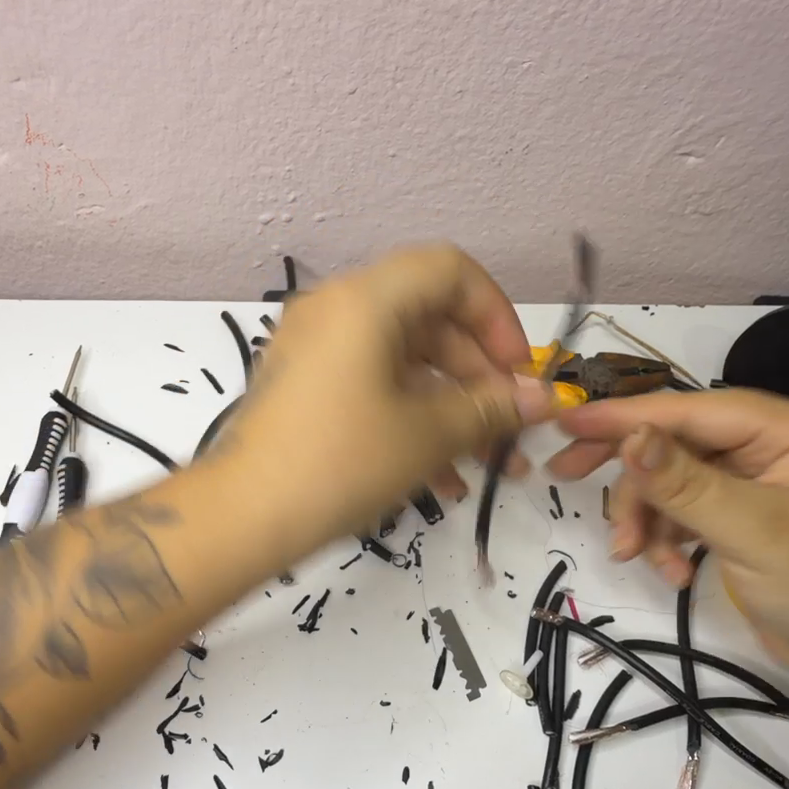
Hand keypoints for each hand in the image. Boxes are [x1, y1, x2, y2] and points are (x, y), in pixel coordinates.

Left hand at [217, 244, 552, 550]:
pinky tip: (445, 478)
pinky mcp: (306, 389)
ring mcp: (316, 351)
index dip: (496, 315)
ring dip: (451, 409)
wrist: (244, 517)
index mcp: (364, 300)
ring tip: (489, 464)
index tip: (518, 370)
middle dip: (478, 376)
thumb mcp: (427, 435)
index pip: (449, 271)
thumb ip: (491, 409)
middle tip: (510, 426)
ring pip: (404, 363)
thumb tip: (544, 399)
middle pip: (429, 320)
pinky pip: (373, 388)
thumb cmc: (340, 463)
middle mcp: (336, 311)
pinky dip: (411, 420)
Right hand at [547, 389, 788, 683]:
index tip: (568, 424)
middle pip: (674, 442)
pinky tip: (670, 572)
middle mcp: (767, 448)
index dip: (626, 416)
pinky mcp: (736, 521)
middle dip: (626, 470)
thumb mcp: (752, 530)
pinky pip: (680, 514)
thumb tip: (628, 437)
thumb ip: (684, 482)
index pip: (691, 410)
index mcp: (787, 430)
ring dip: (645, 519)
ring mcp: (750, 486)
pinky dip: (665, 541)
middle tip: (562, 474)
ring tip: (631, 555)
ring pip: (668, 483)